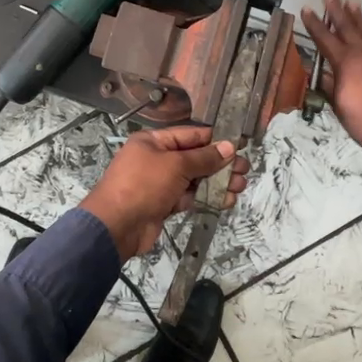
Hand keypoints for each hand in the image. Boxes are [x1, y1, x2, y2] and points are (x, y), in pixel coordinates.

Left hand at [79, 127, 248, 259]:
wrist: (116, 226)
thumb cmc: (143, 185)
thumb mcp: (175, 165)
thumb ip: (204, 158)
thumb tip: (229, 147)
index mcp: (153, 141)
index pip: (189, 135)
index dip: (214, 140)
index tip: (238, 144)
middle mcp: (156, 159)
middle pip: (194, 158)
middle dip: (220, 164)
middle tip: (244, 170)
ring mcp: (159, 183)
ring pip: (193, 179)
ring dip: (217, 182)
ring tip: (240, 186)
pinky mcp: (163, 204)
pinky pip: (189, 197)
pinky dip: (206, 198)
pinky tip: (226, 200)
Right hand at [301, 0, 361, 146]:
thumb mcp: (339, 104)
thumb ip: (330, 85)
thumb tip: (322, 72)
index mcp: (345, 62)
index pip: (325, 37)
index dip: (314, 23)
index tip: (307, 8)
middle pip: (347, 24)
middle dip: (336, 6)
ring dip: (357, 15)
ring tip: (352, 2)